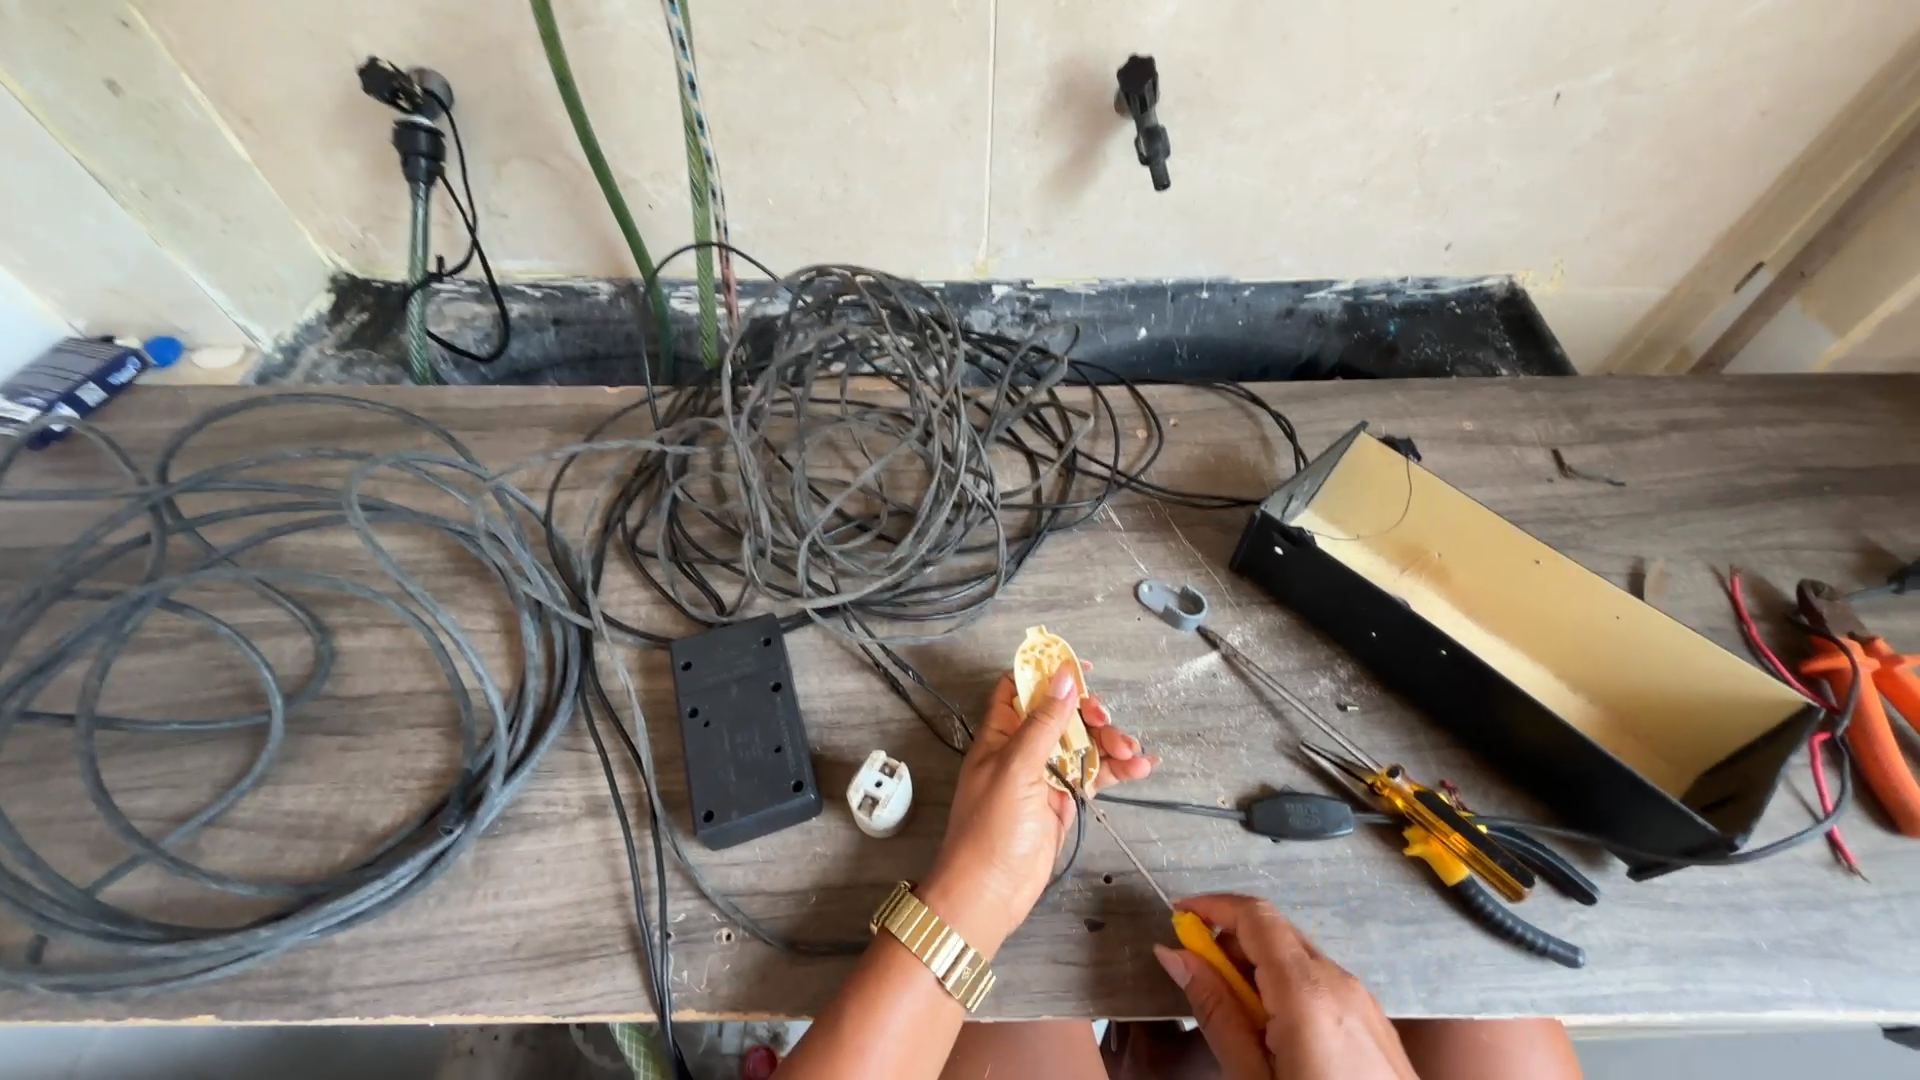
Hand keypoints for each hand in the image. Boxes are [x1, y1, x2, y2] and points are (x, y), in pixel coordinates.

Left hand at [919, 663, 1153, 955]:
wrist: (990, 893)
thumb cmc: (991, 828)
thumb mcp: (1016, 769)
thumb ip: (1043, 723)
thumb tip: (1063, 676)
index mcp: (1000, 733)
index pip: (1020, 688)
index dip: (1047, 672)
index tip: (1081, 667)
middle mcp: (1022, 748)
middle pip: (1061, 714)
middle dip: (1089, 713)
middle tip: (1107, 722)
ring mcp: (1044, 774)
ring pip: (1082, 744)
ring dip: (1110, 743)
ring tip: (1133, 754)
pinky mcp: (1062, 800)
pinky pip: (1092, 775)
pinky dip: (1116, 769)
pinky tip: (1140, 768)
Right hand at [1154, 894, 1417, 1079]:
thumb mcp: (1251, 1078)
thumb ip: (1215, 1009)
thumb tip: (1174, 954)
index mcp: (1307, 992)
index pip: (1255, 915)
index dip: (1211, 906)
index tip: (1177, 917)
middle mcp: (1341, 982)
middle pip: (1274, 930)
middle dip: (1229, 939)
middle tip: (1198, 975)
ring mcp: (1364, 1002)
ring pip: (1296, 955)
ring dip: (1257, 965)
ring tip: (1236, 1016)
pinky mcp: (1375, 1023)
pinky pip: (1320, 982)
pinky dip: (1286, 985)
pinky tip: (1274, 1032)